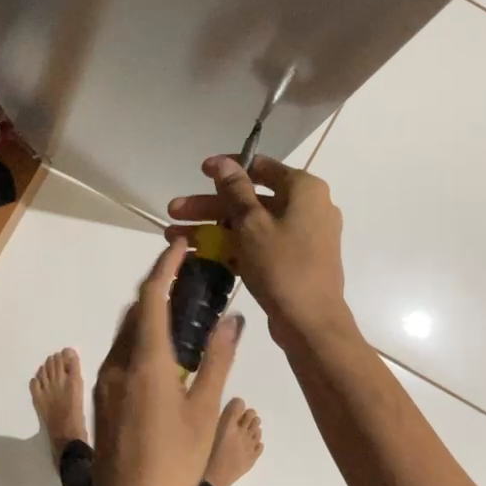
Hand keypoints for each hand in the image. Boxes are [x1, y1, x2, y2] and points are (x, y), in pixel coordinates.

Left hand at [88, 239, 243, 485]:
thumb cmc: (175, 464)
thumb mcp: (204, 412)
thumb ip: (216, 360)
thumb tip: (232, 320)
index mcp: (145, 363)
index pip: (151, 298)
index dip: (165, 267)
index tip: (180, 246)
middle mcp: (117, 364)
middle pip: (135, 312)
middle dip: (158, 288)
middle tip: (189, 280)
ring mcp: (105, 382)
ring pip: (125, 334)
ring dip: (148, 316)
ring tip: (181, 313)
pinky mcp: (102, 399)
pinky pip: (120, 355)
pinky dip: (140, 340)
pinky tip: (164, 354)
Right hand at [167, 155, 353, 346]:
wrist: (311, 322)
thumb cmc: (282, 266)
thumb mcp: (252, 224)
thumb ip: (235, 190)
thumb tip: (223, 163)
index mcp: (304, 189)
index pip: (261, 167)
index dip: (227, 169)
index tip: (200, 172)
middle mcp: (308, 207)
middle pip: (250, 199)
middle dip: (209, 206)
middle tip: (174, 210)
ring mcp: (303, 236)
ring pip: (251, 225)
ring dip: (214, 229)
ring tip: (176, 237)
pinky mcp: (294, 261)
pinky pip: (259, 246)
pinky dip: (232, 248)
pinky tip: (199, 256)